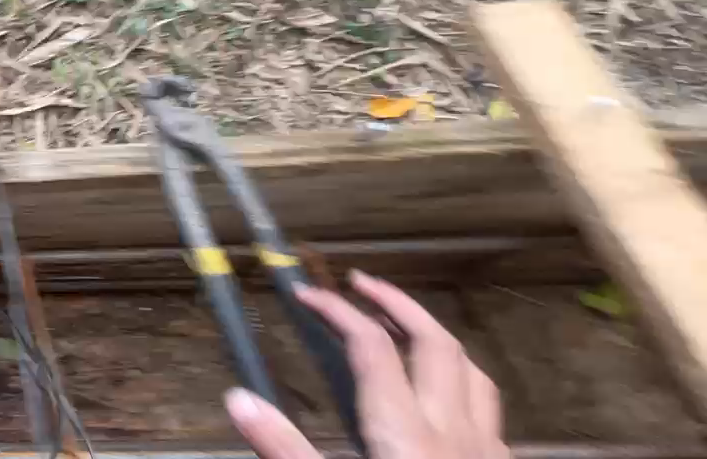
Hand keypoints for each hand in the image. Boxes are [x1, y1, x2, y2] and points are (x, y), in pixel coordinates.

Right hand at [228, 271, 507, 458]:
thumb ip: (285, 449)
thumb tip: (236, 399)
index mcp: (405, 430)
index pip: (370, 345)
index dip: (335, 309)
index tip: (302, 293)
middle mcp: (452, 432)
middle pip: (436, 345)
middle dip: (397, 303)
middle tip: (359, 282)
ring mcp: (486, 454)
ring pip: (473, 373)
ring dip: (434, 335)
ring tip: (400, 322)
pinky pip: (487, 411)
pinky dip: (458, 381)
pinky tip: (438, 396)